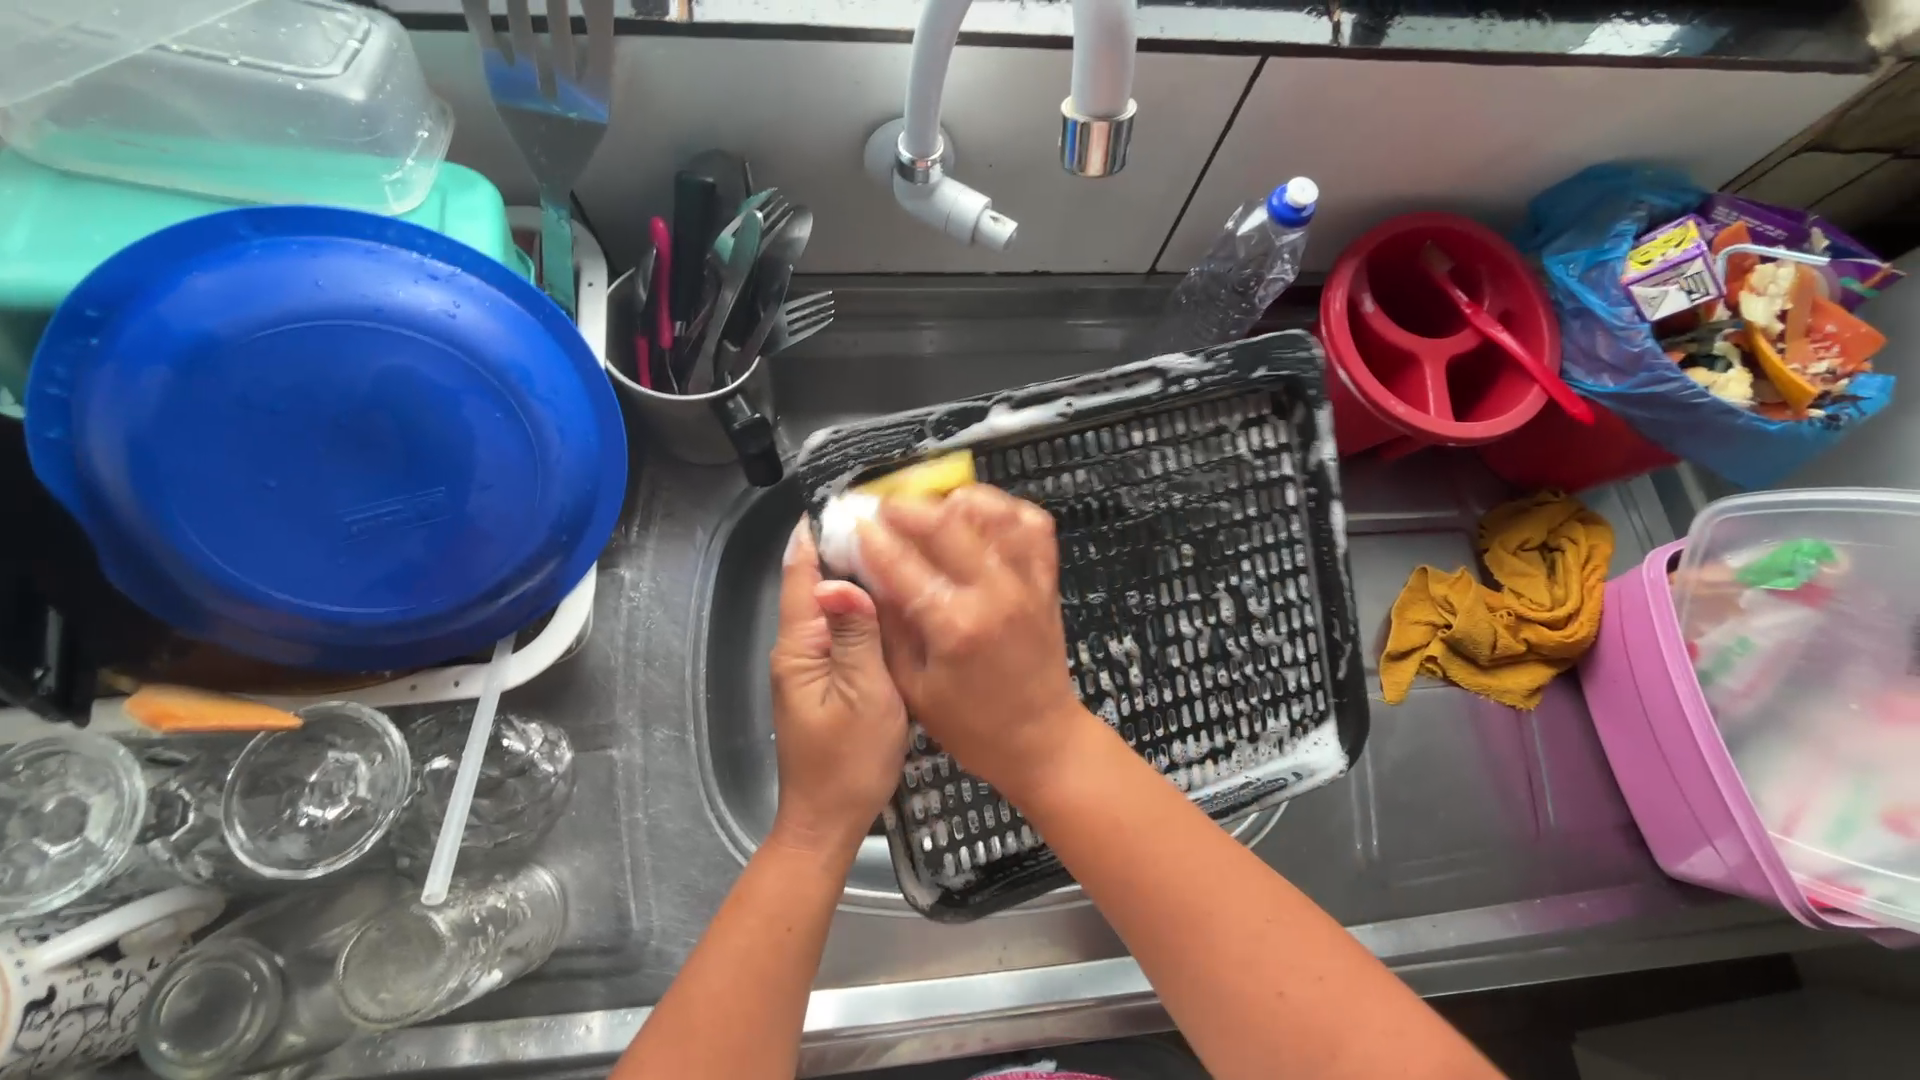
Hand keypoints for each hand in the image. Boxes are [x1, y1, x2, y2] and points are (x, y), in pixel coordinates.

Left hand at [767, 522, 908, 857]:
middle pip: (813, 585)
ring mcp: (808, 666)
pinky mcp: (823, 681)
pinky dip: (860, 611)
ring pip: (829, 608)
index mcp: (799, 646)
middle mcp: (796, 648)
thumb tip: (841, 577)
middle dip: (842, 550)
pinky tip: (890, 603)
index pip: (801, 574)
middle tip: (887, 519)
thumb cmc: (848, 762)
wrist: (828, 820)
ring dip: (853, 579)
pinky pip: (839, 632)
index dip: (817, 535)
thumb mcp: (865, 695)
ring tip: (894, 549)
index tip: (845, 499)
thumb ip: (855, 635)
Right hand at [854, 486, 1101, 801]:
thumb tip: (861, 576)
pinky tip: (979, 517)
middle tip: (883, 509)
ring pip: (994, 512)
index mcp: (955, 625)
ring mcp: (1027, 581)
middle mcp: (995, 593)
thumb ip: (887, 625)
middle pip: (947, 522)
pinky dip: (1005, 510)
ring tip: (929, 509)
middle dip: (906, 507)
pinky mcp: (1047, 581)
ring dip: (955, 500)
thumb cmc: (969, 725)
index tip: (852, 522)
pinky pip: (1032, 525)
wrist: (1040, 739)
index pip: (902, 562)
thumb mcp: (911, 685)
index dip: (871, 536)